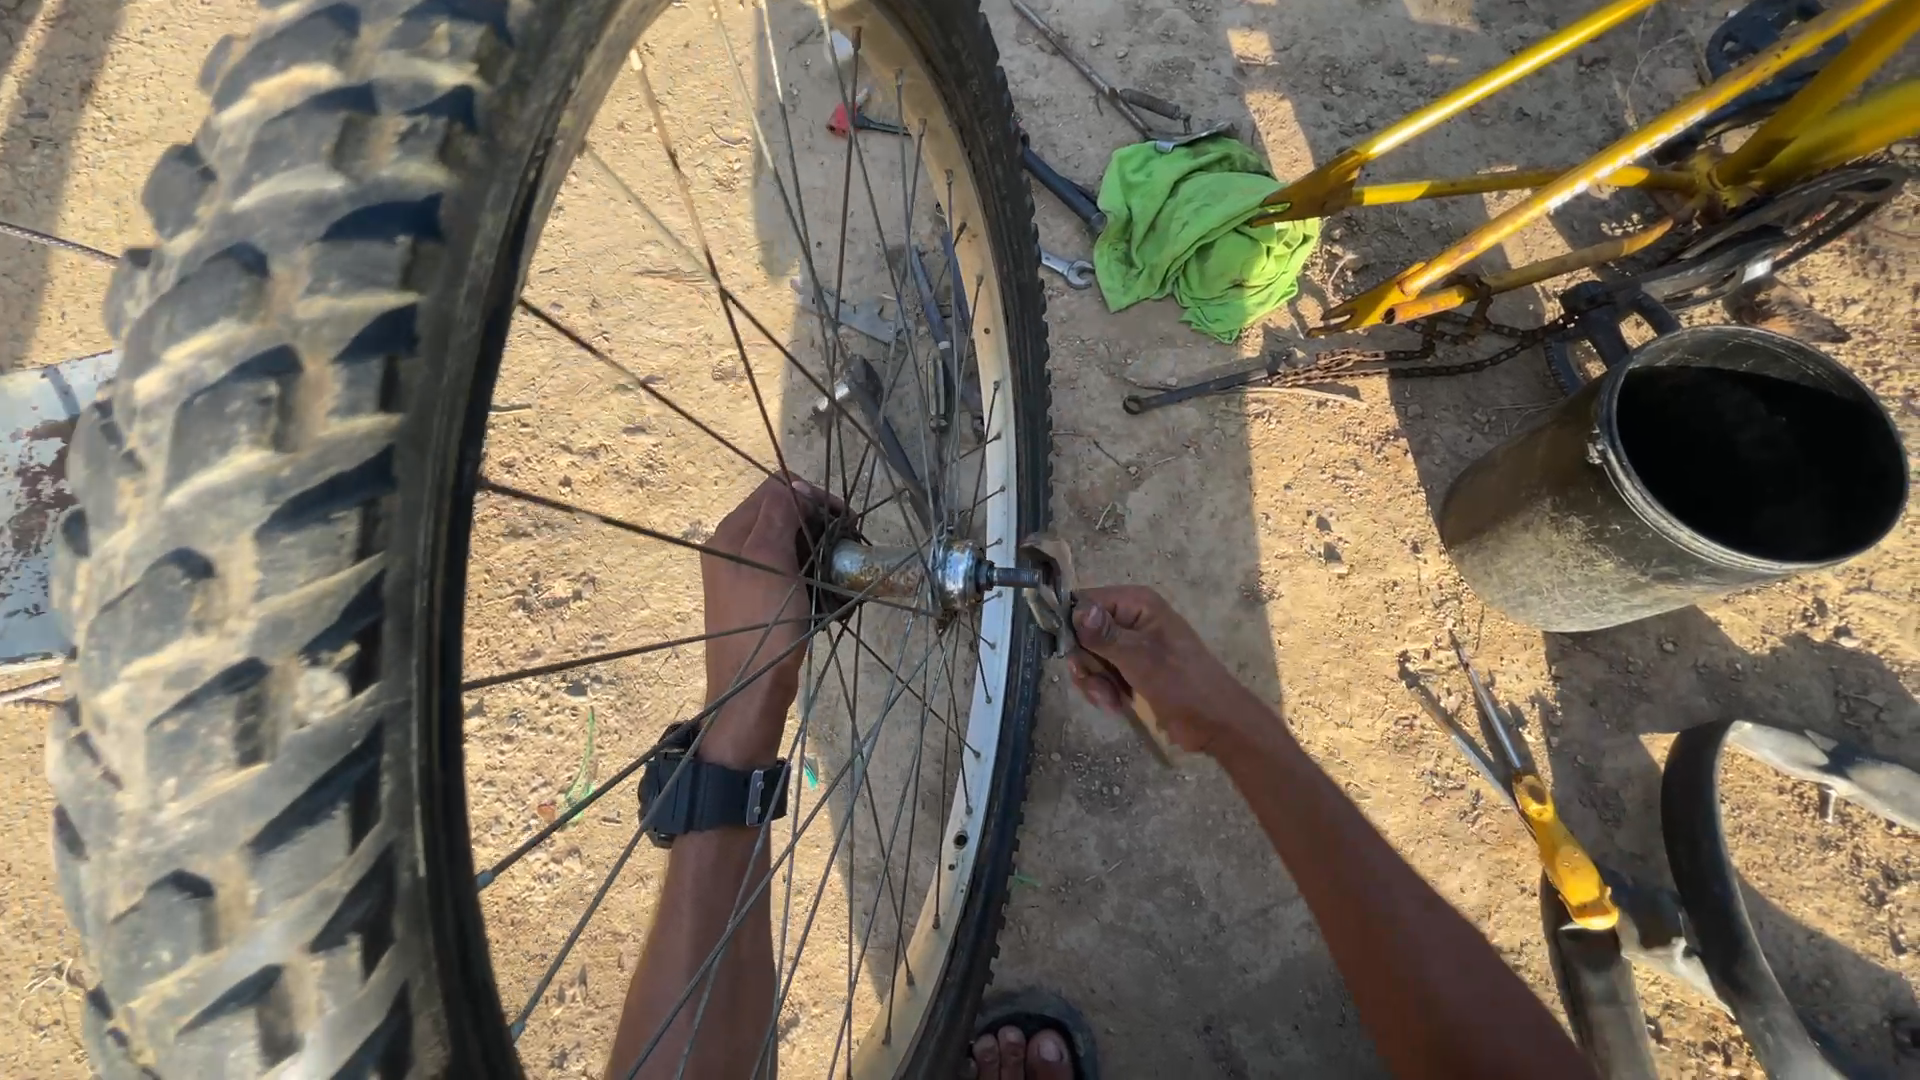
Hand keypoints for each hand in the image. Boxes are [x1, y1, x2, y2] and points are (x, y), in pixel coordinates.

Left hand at [698, 475, 829, 766]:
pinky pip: (790, 568)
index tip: (845, 517)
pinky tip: (830, 584)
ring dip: (820, 547)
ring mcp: (746, 573)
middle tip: (850, 540)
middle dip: (819, 521)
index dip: (813, 495)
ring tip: (844, 564)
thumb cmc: (764, 621)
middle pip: (783, 513)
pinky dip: (813, 570)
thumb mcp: (771, 560)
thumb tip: (795, 483)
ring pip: (790, 542)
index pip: (775, 489)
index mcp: (731, 533)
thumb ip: (780, 514)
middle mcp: (734, 547)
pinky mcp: (761, 596)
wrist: (752, 686)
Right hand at [1067, 585, 1266, 753]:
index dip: (1072, 626)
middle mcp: (1130, 617)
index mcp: (1136, 603)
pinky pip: (1100, 673)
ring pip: (1088, 656)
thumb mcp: (1141, 658)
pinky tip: (1116, 704)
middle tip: (1096, 685)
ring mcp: (1130, 643)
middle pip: (1081, 632)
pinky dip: (1103, 689)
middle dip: (1085, 662)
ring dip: (1094, 681)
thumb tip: (1077, 610)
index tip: (1070, 653)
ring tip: (1111, 700)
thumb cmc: (1183, 684)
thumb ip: (1105, 635)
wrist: (1214, 723)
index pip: (1084, 601)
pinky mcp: (1130, 667)